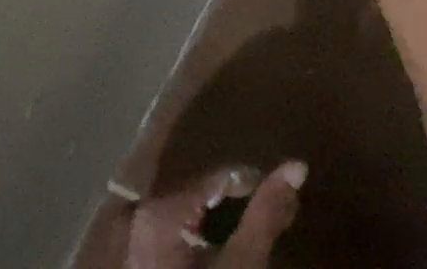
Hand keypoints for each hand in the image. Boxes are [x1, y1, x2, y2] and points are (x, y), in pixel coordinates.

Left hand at [124, 161, 305, 268]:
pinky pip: (168, 236)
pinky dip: (194, 241)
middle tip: (266, 224)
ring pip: (187, 214)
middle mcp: (139, 218)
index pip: (223, 177)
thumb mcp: (243, 265)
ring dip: (217, 223)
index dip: (257, 187)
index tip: (282, 208)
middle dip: (236, 205)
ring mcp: (129, 244)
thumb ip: (268, 213)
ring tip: (243, 242)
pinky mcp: (133, 264)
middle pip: (203, 193)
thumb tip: (297, 166)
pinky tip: (210, 259)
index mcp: (161, 212)